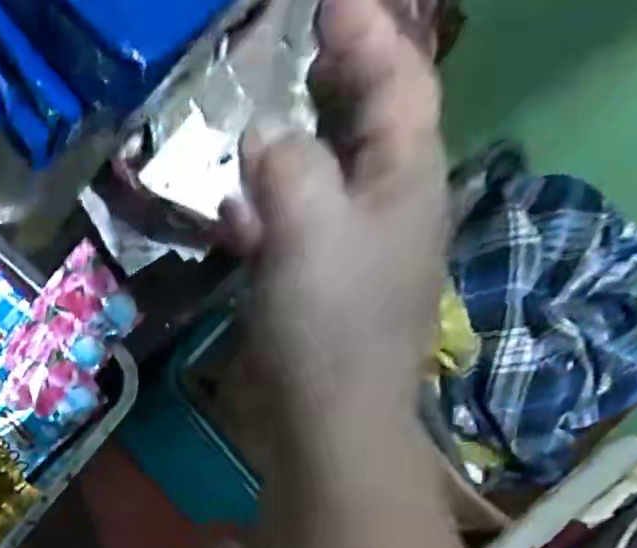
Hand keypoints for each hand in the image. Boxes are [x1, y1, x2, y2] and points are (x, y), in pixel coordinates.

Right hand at [221, 0, 448, 426]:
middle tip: (297, 46)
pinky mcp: (312, 289)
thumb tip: (264, 137)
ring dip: (293, 144)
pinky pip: (290, 227)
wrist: (325, 420)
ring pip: (323, 176)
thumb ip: (288, 171)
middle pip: (367, 123)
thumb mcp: (310, 232)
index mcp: (404, 178)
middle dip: (338, 79)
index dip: (367, 33)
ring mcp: (348, 250)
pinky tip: (231, 210)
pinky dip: (264, 208)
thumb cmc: (327, 324)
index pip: (396, 83)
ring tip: (253, 118)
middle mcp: (385, 205)